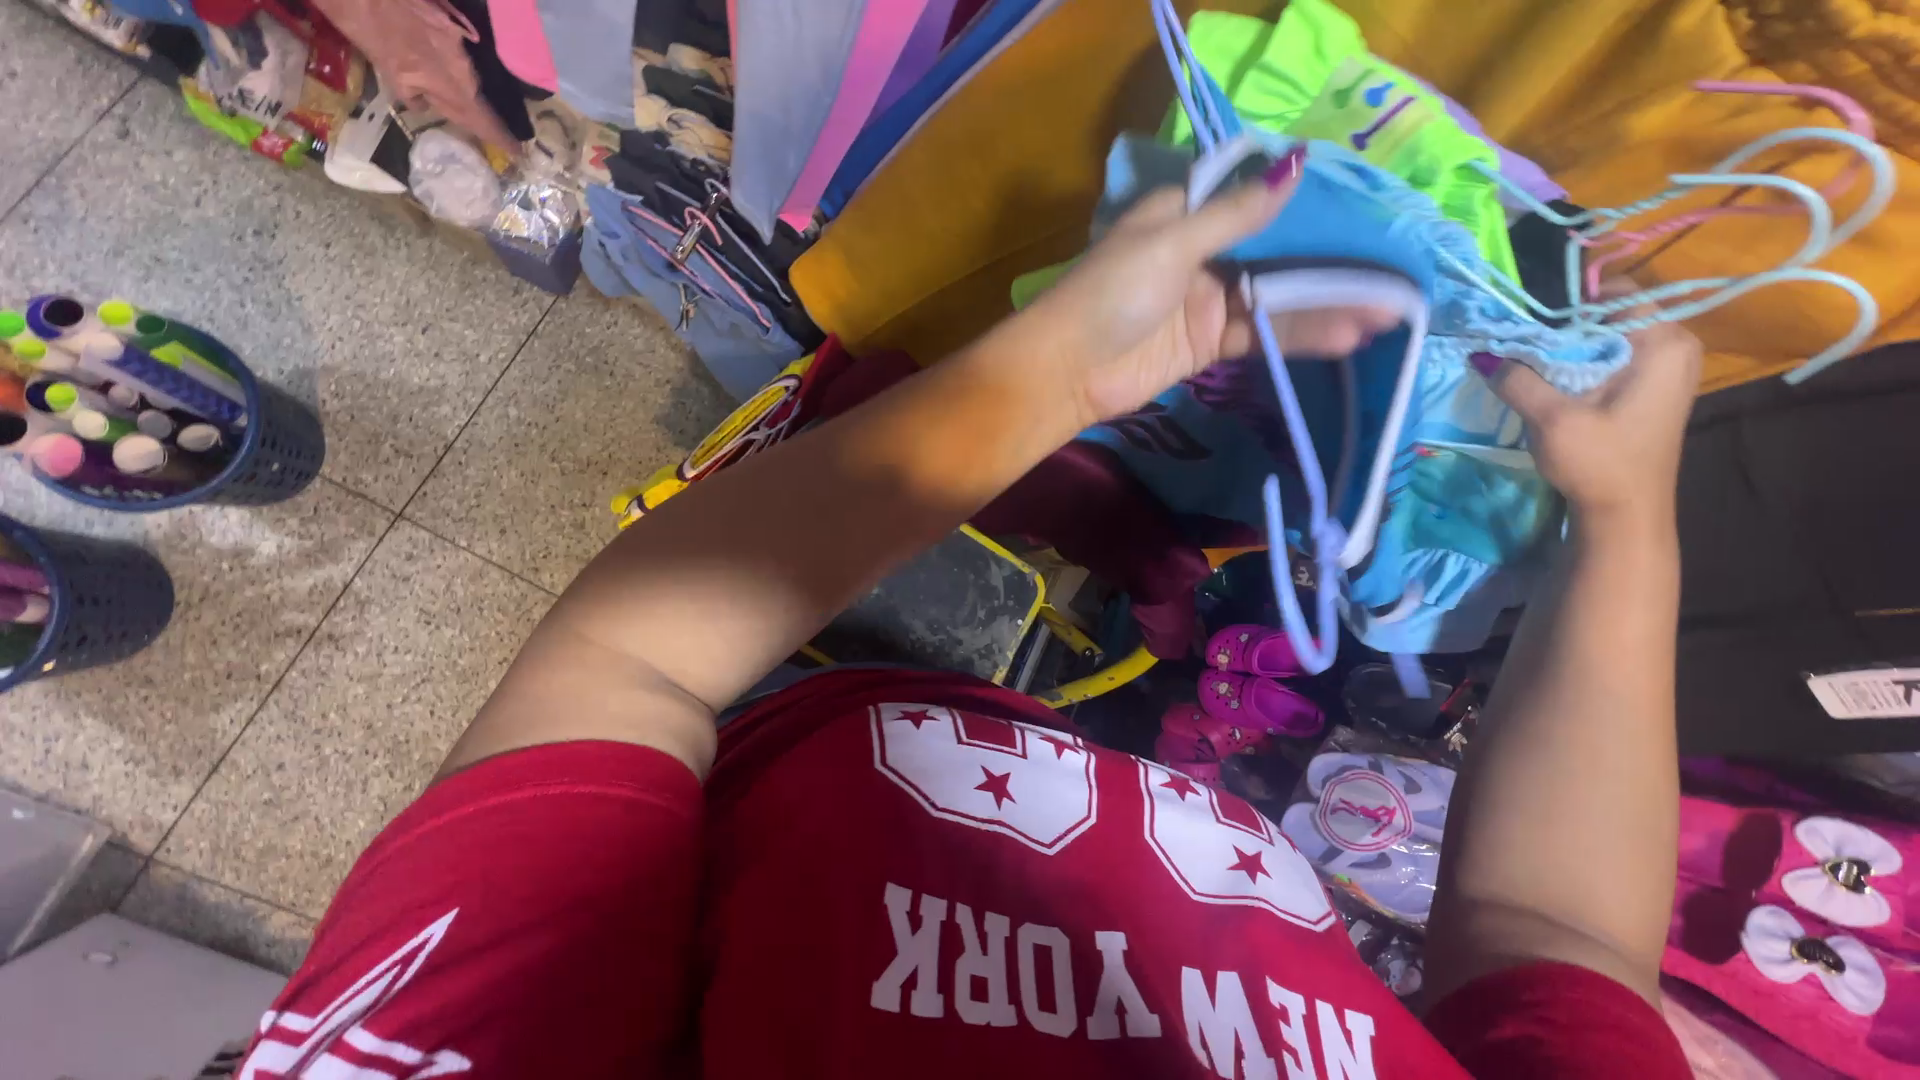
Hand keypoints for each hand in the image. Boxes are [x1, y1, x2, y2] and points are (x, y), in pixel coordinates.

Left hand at [1013, 148, 1402, 426]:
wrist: (1066, 373)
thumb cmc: (1111, 294)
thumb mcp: (1173, 244)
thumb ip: (1235, 214)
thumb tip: (1296, 167)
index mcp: (1183, 213)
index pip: (1253, 197)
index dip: (1305, 202)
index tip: (1363, 205)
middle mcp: (1199, 252)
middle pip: (1274, 250)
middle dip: (1329, 260)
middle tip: (1392, 268)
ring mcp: (1205, 300)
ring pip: (1275, 296)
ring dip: (1325, 303)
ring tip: (1386, 310)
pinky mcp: (1205, 344)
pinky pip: (1260, 334)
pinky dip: (1299, 334)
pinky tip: (1346, 334)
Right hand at [1475, 318, 1701, 528]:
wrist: (1626, 512)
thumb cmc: (1599, 462)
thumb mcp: (1551, 419)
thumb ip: (1517, 380)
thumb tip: (1480, 354)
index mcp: (1663, 344)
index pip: (1616, 294)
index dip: (1568, 300)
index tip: (1528, 317)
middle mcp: (1675, 346)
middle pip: (1610, 314)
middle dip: (1563, 323)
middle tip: (1520, 338)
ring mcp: (1666, 368)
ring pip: (1607, 336)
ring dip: (1567, 344)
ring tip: (1528, 357)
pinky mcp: (1651, 387)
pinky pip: (1612, 356)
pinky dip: (1580, 360)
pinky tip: (1550, 377)